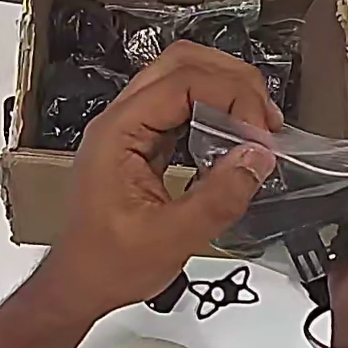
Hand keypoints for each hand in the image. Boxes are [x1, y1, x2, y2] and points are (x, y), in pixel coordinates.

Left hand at [32, 41, 282, 321]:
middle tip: (265, 118)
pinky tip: (235, 140)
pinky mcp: (143, 144)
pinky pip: (184, 109)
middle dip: (233, 81)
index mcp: (118, 132)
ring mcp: (132, 129)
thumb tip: (257, 158)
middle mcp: (122, 121)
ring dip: (227, 94)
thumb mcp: (171, 239)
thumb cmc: (107, 264)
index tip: (260, 134)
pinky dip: (216, 115)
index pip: (183, 82)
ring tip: (258, 127)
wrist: (82, 283)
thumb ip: (218, 198)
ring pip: (184, 80)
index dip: (232, 97)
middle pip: (183, 64)